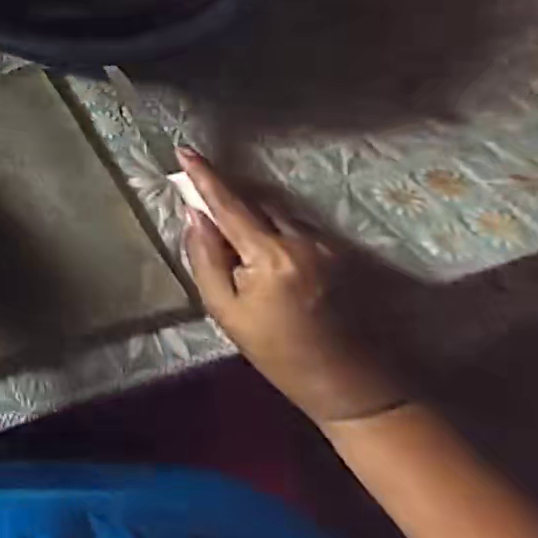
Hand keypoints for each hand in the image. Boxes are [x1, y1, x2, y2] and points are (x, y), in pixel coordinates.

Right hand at [180, 148, 404, 424]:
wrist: (353, 387)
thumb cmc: (276, 350)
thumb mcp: (222, 307)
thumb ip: (203, 255)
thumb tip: (195, 214)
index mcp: (272, 256)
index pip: (229, 204)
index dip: (204, 175)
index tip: (184, 150)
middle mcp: (305, 243)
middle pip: (256, 202)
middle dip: (225, 195)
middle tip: (198, 198)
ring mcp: (329, 249)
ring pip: (277, 212)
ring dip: (249, 211)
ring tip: (227, 227)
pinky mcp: (341, 257)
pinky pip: (294, 226)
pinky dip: (270, 225)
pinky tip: (258, 245)